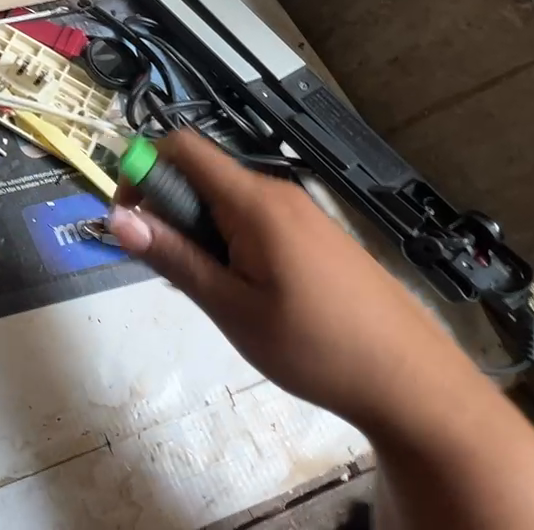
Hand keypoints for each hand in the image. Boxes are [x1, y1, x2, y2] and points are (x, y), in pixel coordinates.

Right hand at [106, 130, 479, 433]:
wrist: (417, 387)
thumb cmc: (316, 347)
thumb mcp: (230, 307)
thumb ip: (173, 256)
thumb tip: (115, 217)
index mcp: (254, 201)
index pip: (181, 146)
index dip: (142, 168)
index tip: (132, 218)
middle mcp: (277, 193)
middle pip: (200, 173)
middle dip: (169, 209)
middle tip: (173, 268)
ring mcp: (301, 213)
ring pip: (224, 199)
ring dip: (198, 230)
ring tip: (212, 289)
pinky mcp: (315, 235)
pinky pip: (252, 218)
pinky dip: (229, 241)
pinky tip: (245, 291)